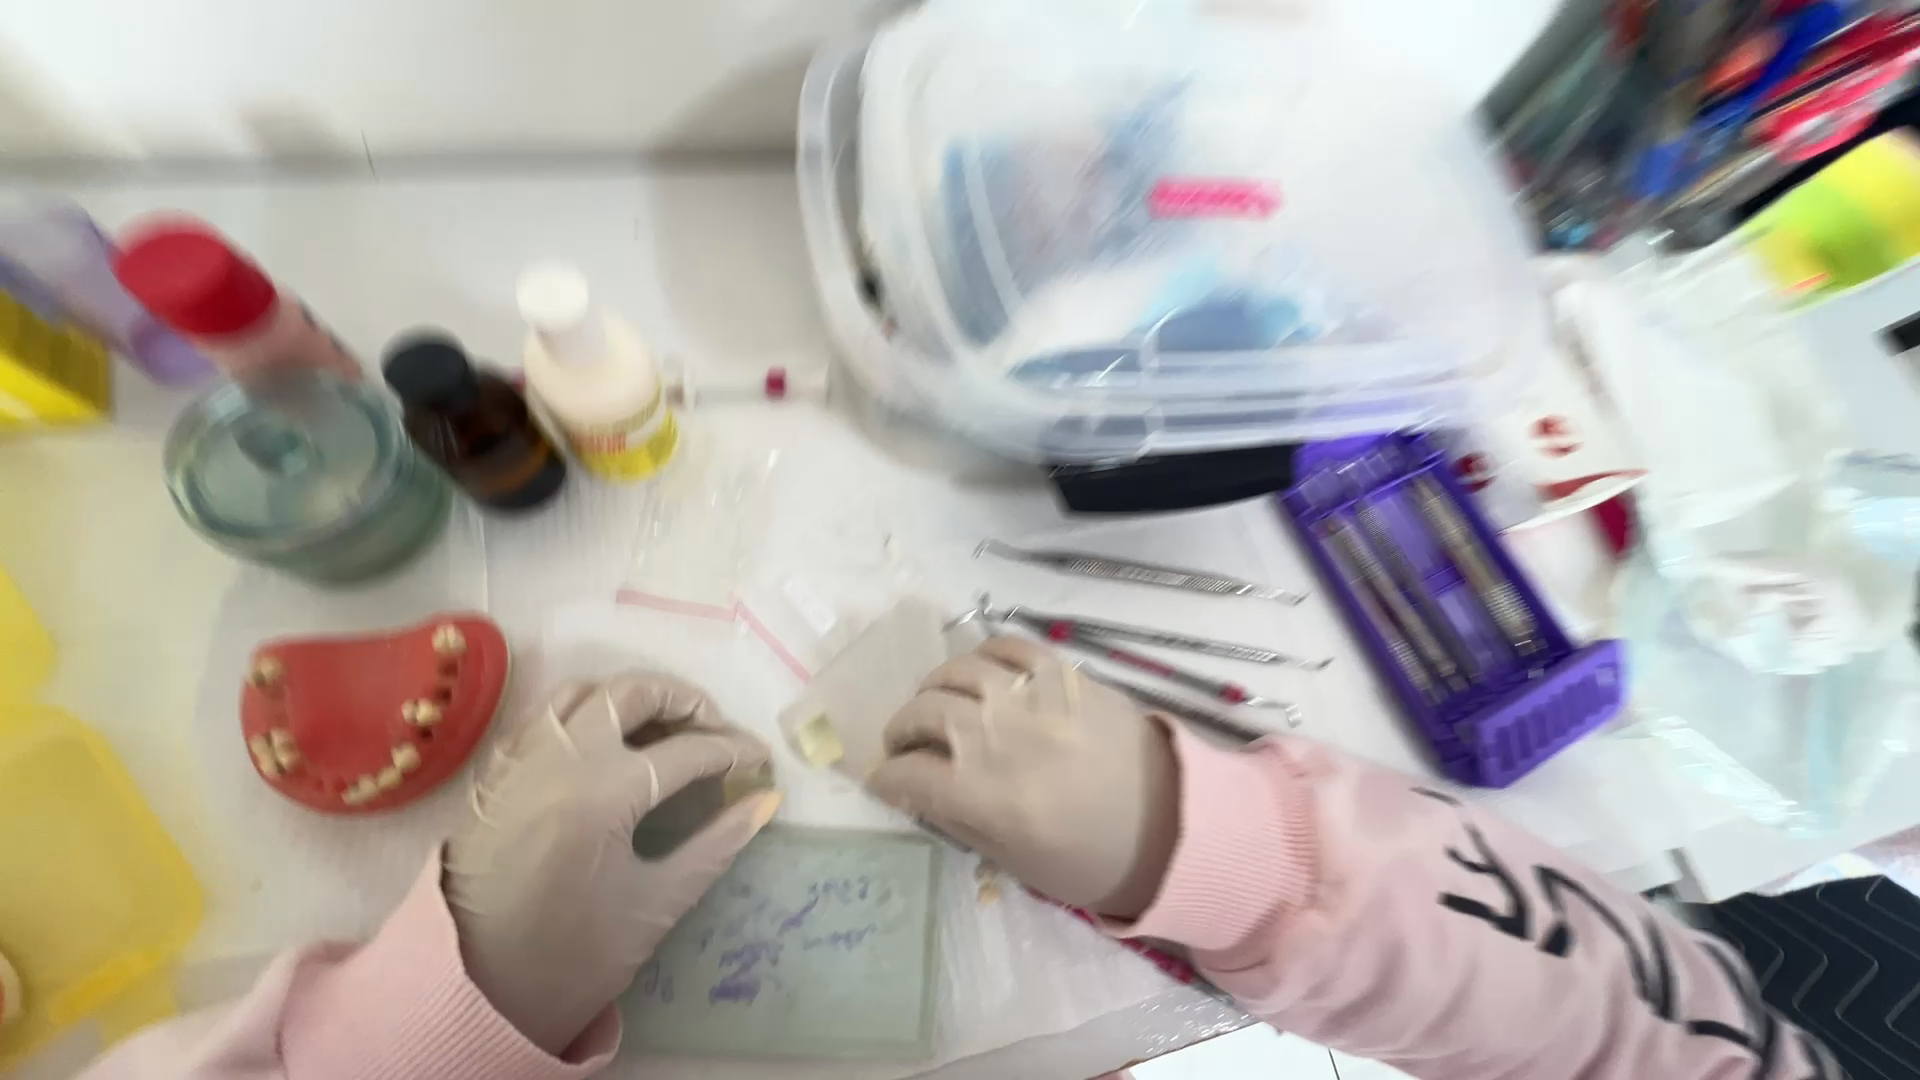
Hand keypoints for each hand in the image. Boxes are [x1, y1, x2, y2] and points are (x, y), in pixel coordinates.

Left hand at [445, 672, 780, 1055]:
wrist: (460, 999)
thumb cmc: (566, 960)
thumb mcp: (655, 906)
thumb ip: (717, 844)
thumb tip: (767, 800)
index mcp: (603, 793)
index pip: (689, 750)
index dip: (735, 751)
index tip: (762, 760)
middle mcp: (560, 756)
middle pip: (636, 692)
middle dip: (689, 704)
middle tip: (717, 732)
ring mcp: (523, 757)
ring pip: (587, 690)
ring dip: (635, 697)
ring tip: (666, 727)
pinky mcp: (499, 771)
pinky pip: (548, 713)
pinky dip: (589, 710)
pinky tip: (610, 741)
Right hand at [866, 637, 1179, 917]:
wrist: (1174, 824)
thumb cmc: (1092, 859)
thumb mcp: (1016, 862)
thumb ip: (958, 819)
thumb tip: (917, 787)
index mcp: (991, 799)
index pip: (910, 775)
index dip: (886, 778)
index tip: (884, 780)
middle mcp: (1005, 740)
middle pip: (925, 714)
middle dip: (901, 730)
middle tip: (904, 743)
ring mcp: (1036, 699)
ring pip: (958, 671)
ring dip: (933, 687)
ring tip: (935, 704)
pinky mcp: (1065, 675)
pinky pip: (1009, 646)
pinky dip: (984, 655)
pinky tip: (978, 675)